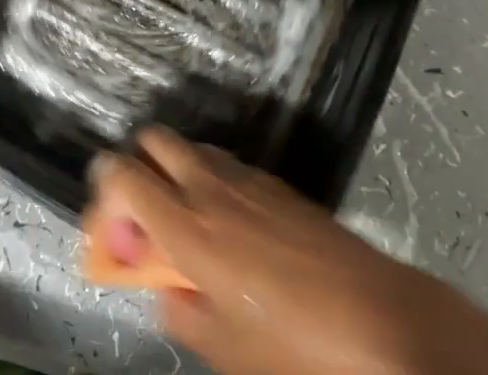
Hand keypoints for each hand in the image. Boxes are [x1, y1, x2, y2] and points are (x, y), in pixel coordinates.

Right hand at [92, 128, 487, 374]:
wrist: (383, 320)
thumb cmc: (294, 343)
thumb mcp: (222, 346)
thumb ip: (177, 307)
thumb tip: (165, 286)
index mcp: (186, 225)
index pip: (119, 173)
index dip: (103, 199)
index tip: (115, 241)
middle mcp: (211, 187)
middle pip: (152, 140)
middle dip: (136, 171)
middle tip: (145, 221)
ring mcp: (249, 179)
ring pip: (192, 147)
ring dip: (176, 173)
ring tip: (188, 224)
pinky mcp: (280, 184)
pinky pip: (228, 164)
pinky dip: (212, 181)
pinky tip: (233, 229)